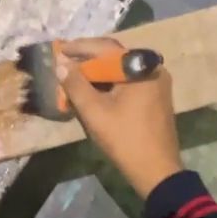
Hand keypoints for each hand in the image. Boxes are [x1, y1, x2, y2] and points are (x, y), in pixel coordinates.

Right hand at [57, 37, 182, 197]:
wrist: (157, 170)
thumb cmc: (125, 140)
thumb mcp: (95, 112)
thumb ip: (75, 85)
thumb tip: (60, 63)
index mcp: (141, 67)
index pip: (105, 48)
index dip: (79, 47)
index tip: (59, 49)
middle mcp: (153, 68)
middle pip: (115, 58)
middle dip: (88, 60)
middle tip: (64, 62)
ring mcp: (157, 82)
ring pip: (121, 71)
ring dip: (98, 74)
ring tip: (74, 77)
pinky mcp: (156, 96)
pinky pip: (130, 82)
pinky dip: (110, 84)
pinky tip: (94, 91)